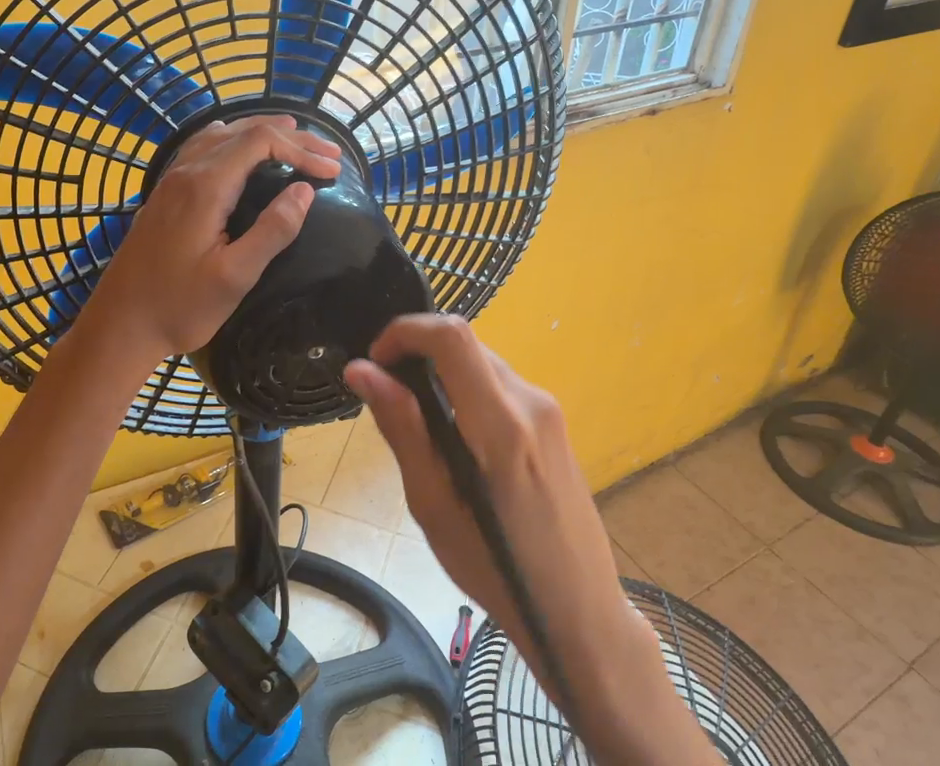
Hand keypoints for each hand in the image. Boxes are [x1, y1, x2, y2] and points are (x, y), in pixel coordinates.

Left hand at [80, 115, 341, 360]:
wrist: (120, 325)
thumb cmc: (180, 307)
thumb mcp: (235, 276)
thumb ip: (272, 231)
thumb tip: (305, 191)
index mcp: (205, 187)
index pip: (260, 142)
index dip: (302, 149)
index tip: (334, 169)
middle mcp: (186, 172)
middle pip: (243, 132)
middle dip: (290, 137)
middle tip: (329, 152)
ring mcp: (171, 181)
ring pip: (221, 135)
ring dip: (261, 133)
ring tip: (295, 137)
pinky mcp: (165, 194)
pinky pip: (204, 148)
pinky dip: (234, 140)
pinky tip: (240, 150)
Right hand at [341, 316, 622, 668]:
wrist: (577, 607)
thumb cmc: (495, 567)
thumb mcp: (433, 504)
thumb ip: (402, 428)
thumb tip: (361, 370)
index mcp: (500, 423)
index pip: (451, 336)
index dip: (404, 332)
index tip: (375, 363)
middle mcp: (530, 402)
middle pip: (466, 346)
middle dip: (418, 358)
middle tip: (391, 406)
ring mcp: (549, 411)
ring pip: (482, 365)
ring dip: (443, 379)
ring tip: (424, 436)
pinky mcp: (555, 424)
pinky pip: (500, 388)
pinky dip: (467, 396)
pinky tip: (460, 448)